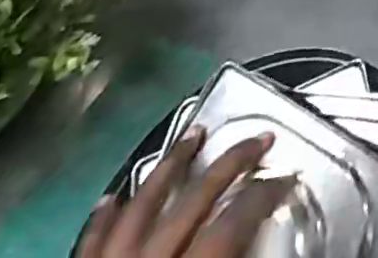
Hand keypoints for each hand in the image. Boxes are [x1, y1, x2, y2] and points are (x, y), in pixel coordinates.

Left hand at [76, 126, 294, 257]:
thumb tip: (257, 243)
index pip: (233, 223)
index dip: (264, 196)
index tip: (287, 178)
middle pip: (195, 200)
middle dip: (231, 162)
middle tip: (259, 137)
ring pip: (142, 205)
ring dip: (171, 166)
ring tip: (193, 133)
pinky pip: (90, 242)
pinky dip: (103, 216)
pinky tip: (111, 195)